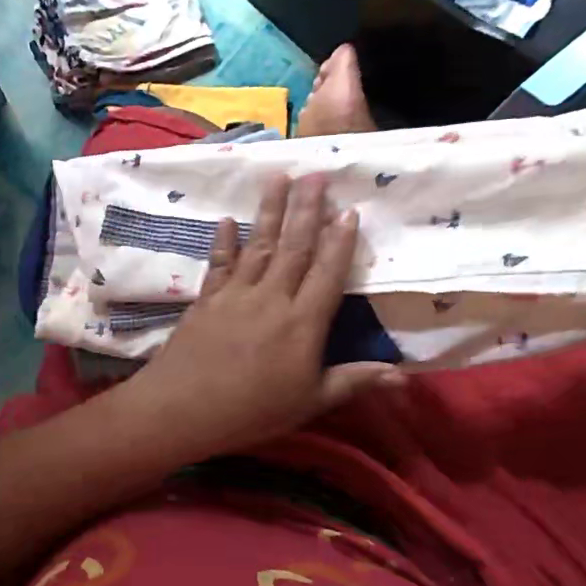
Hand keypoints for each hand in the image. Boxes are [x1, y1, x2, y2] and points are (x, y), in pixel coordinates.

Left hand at [118, 173, 403, 456]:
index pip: (327, 273)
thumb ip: (353, 381)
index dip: (340, 241)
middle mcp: (271, 298)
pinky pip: (219, 263)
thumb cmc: (252, 411)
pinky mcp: (206, 299)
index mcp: (302, 323)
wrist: (182, 409)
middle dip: (306, 209)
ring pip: (259, 245)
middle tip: (316, 173)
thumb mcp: (310, 402)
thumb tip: (402, 376)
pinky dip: (224, 241)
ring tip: (279, 178)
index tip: (349, 210)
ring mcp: (236, 294)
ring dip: (270, 211)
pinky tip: (227, 220)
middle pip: (294, 247)